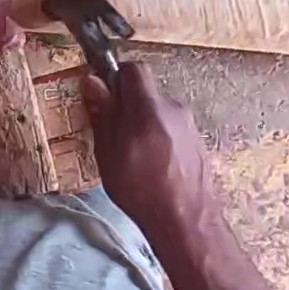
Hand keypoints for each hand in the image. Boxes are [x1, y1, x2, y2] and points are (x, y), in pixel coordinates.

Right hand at [81, 62, 219, 232]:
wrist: (185, 220)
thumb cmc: (140, 189)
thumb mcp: (108, 152)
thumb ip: (103, 114)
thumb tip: (92, 82)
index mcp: (149, 108)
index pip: (133, 69)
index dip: (114, 78)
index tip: (103, 97)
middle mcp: (173, 109)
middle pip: (145, 92)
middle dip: (126, 106)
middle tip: (110, 133)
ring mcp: (188, 125)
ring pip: (157, 111)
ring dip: (140, 124)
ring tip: (129, 155)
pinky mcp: (196, 140)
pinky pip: (169, 128)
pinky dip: (155, 138)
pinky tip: (149, 165)